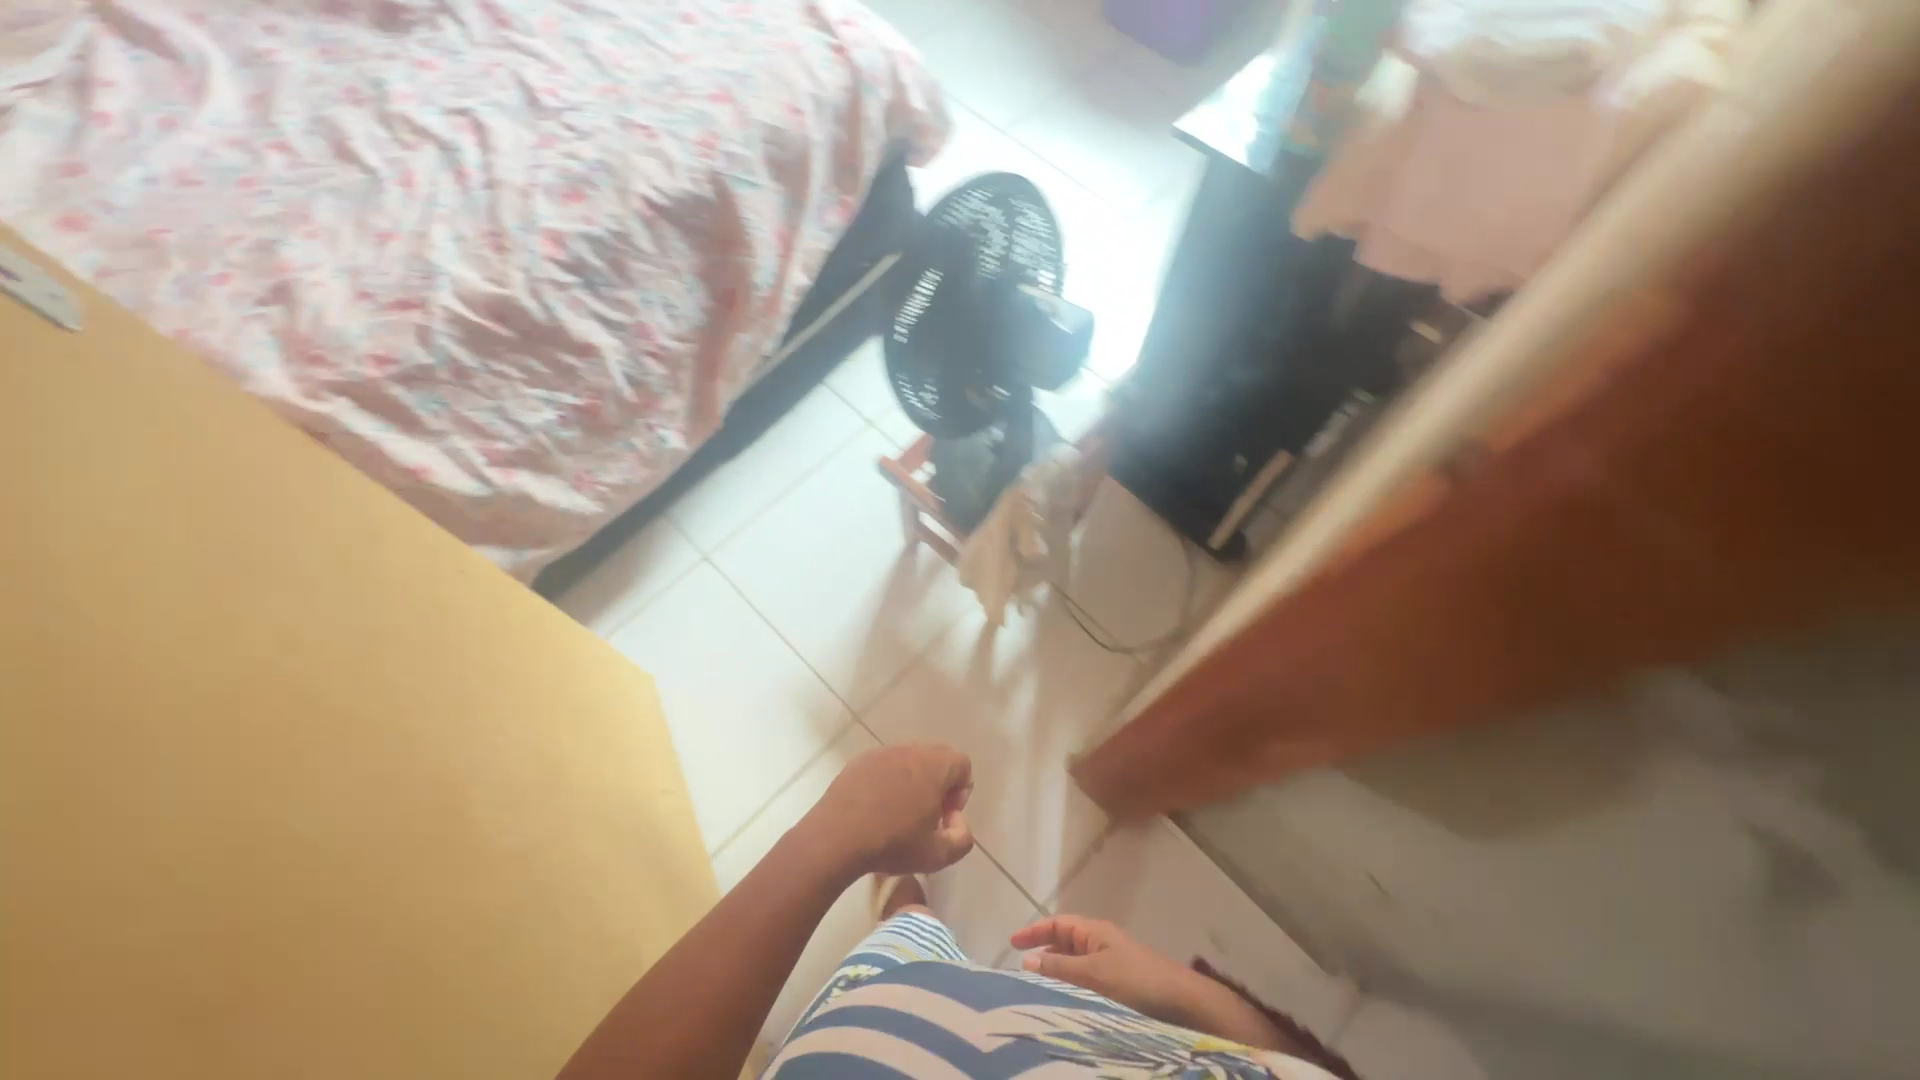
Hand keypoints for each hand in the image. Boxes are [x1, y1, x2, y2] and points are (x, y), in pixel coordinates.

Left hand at [799, 744, 974, 876]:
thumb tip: (955, 821)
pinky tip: (876, 810)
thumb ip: (962, 838)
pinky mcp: (859, 761)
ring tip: (900, 815)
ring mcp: (882, 753)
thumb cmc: (892, 843)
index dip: (961, 791)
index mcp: (934, 765)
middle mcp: (910, 750)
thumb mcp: (938, 854)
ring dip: (913, 783)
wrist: (836, 838)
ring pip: (909, 761)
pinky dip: (887, 783)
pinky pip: (884, 767)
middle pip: (937, 759)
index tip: (945, 817)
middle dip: (939, 785)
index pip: (962, 764)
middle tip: (927, 816)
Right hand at [1011, 916, 1207, 1022]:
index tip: (1012, 943)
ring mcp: (1110, 961)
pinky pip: (1085, 977)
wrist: (1180, 1000)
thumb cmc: (1135, 979)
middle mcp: (1100, 941)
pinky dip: (1071, 983)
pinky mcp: (1118, 982)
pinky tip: (1064, 998)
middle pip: (1064, 941)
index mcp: (1094, 931)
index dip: (1034, 931)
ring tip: (1036, 985)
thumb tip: (1026, 958)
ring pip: (1074, 961)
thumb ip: (1060, 968)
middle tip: (1019, 965)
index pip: (1057, 924)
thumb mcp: (1094, 973)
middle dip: (1042, 950)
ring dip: (1056, 969)